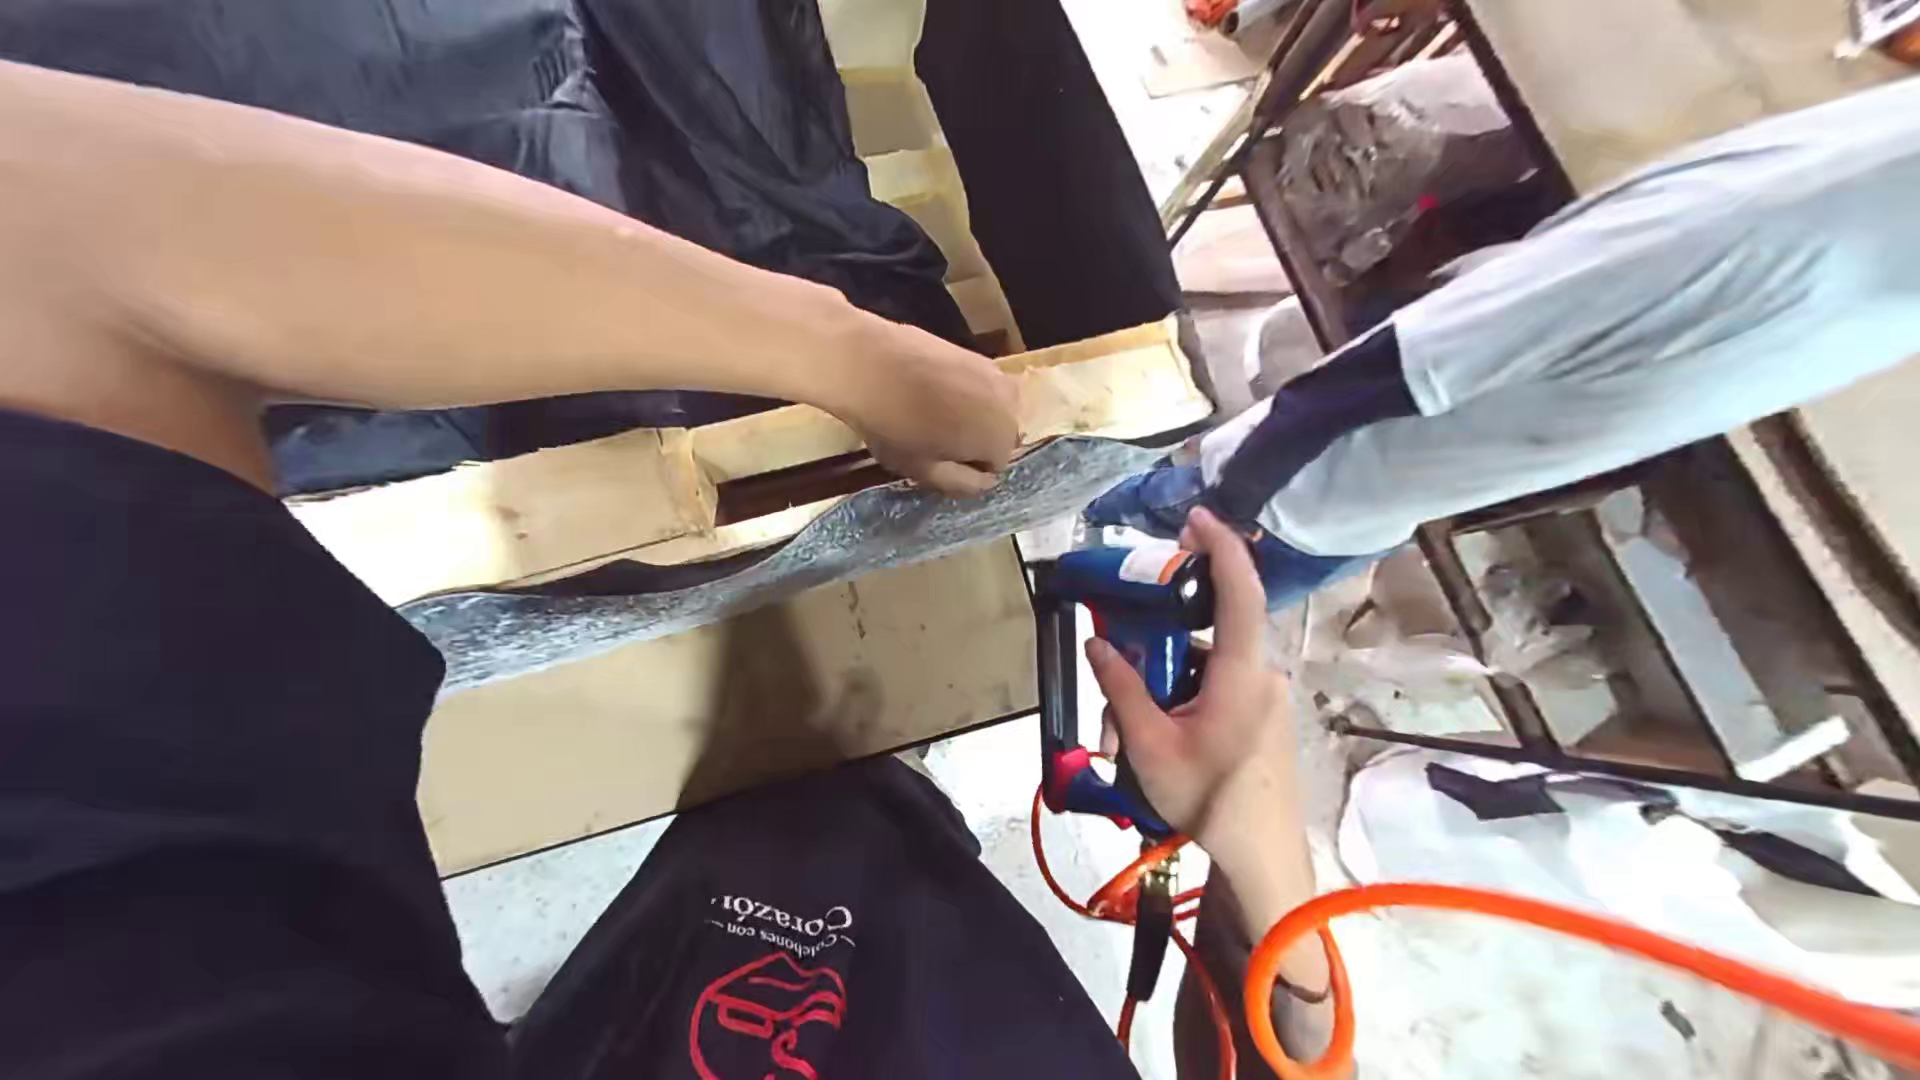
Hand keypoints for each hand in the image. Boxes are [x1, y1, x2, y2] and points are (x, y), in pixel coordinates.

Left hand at [831, 319, 1019, 495]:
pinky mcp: (975, 352)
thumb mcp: (925, 471)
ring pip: (989, 408)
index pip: (995, 467)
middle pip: (997, 434)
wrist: (868, 362)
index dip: (966, 468)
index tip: (936, 459)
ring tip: (931, 413)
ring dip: (969, 415)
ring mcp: (994, 372)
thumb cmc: (896, 426)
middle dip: (973, 440)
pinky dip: (961, 392)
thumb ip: (964, 484)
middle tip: (933, 437)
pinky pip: (977, 386)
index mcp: (1001, 439)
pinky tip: (930, 389)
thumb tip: (987, 482)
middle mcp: (1010, 404)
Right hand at [1084, 506, 1296, 870]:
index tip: (1194, 519)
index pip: (1238, 592)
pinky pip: (1215, 684)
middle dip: (1157, 640)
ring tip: (1125, 729)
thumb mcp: (1149, 744)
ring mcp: (1262, 694)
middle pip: (1204, 632)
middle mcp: (1259, 673)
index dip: (1220, 547)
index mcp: (1240, 672)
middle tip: (1120, 658)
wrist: (1262, 859)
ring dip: (1163, 682)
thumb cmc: (1208, 799)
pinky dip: (1180, 693)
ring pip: (1203, 664)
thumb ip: (1122, 688)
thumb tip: (1096, 644)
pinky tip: (1156, 730)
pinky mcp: (1259, 712)